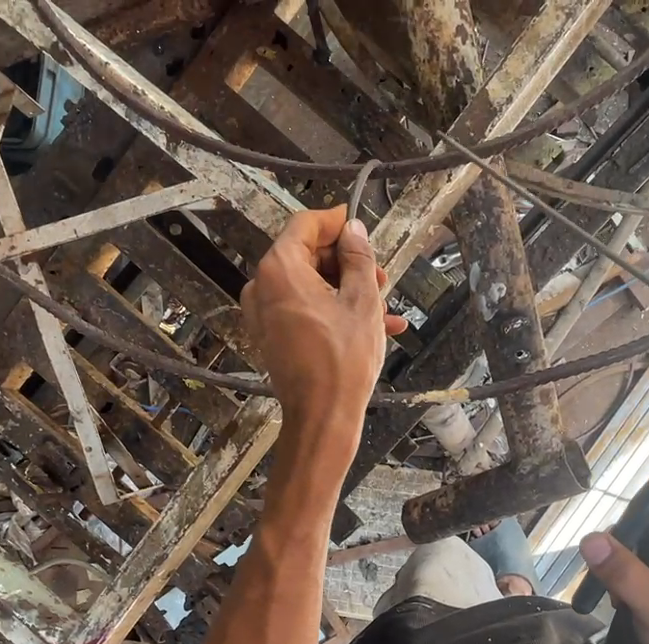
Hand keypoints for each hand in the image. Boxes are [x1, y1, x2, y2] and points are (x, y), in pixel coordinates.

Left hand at [241, 207, 407, 436]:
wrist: (323, 417)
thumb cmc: (343, 359)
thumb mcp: (362, 301)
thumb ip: (358, 258)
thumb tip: (354, 231)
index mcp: (280, 269)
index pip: (306, 225)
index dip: (336, 222)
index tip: (361, 227)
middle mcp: (262, 287)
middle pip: (307, 256)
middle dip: (347, 264)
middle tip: (382, 278)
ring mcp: (264, 315)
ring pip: (310, 287)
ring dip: (347, 292)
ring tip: (386, 309)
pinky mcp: (272, 338)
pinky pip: (304, 312)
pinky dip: (334, 314)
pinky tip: (374, 328)